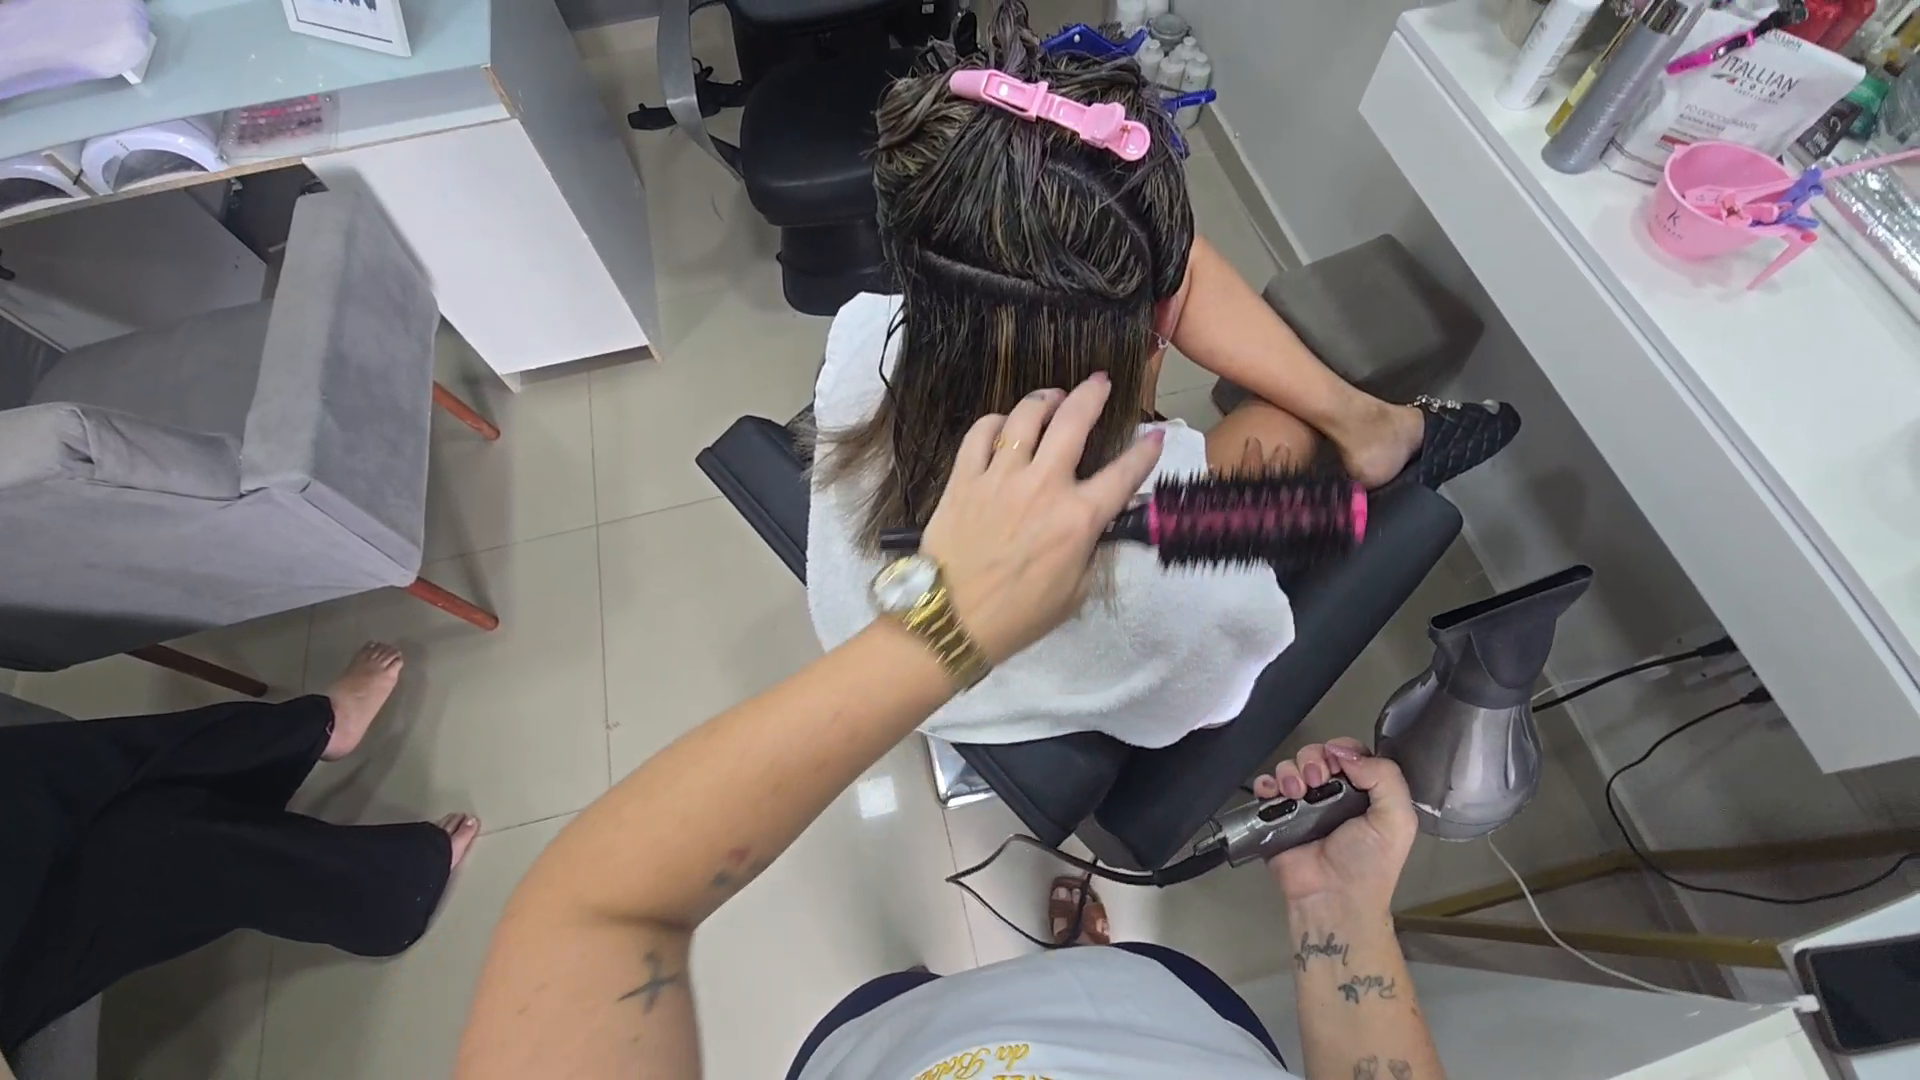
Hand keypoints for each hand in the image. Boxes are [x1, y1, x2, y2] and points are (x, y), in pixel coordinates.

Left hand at [918, 374, 1164, 663]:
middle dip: (1092, 395)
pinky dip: (994, 422)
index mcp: (1078, 519)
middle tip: (1099, 383)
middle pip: (1073, 422)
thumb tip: (1096, 525)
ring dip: (1044, 399)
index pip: (1123, 475)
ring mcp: (999, 477)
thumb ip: (1090, 551)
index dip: (1145, 453)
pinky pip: (980, 434)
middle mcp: (1043, 487)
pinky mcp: (963, 479)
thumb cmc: (1018, 616)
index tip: (1154, 438)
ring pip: (1025, 418)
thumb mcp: (1075, 592)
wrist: (951, 620)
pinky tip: (1003, 425)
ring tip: (1052, 396)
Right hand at [1257, 739, 1417, 914]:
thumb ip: (1385, 779)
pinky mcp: (1275, 814)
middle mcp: (1331, 793)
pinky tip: (1274, 794)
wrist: (1332, 897)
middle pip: (1316, 754)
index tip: (1336, 764)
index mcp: (1363, 792)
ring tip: (1295, 794)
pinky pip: (1265, 786)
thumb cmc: (1367, 862)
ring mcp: (1301, 803)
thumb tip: (1344, 752)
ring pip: (1289, 766)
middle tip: (1315, 781)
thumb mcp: (1396, 821)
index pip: (1350, 754)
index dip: (1341, 750)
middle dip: (1312, 759)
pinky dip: (1266, 784)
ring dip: (1289, 772)